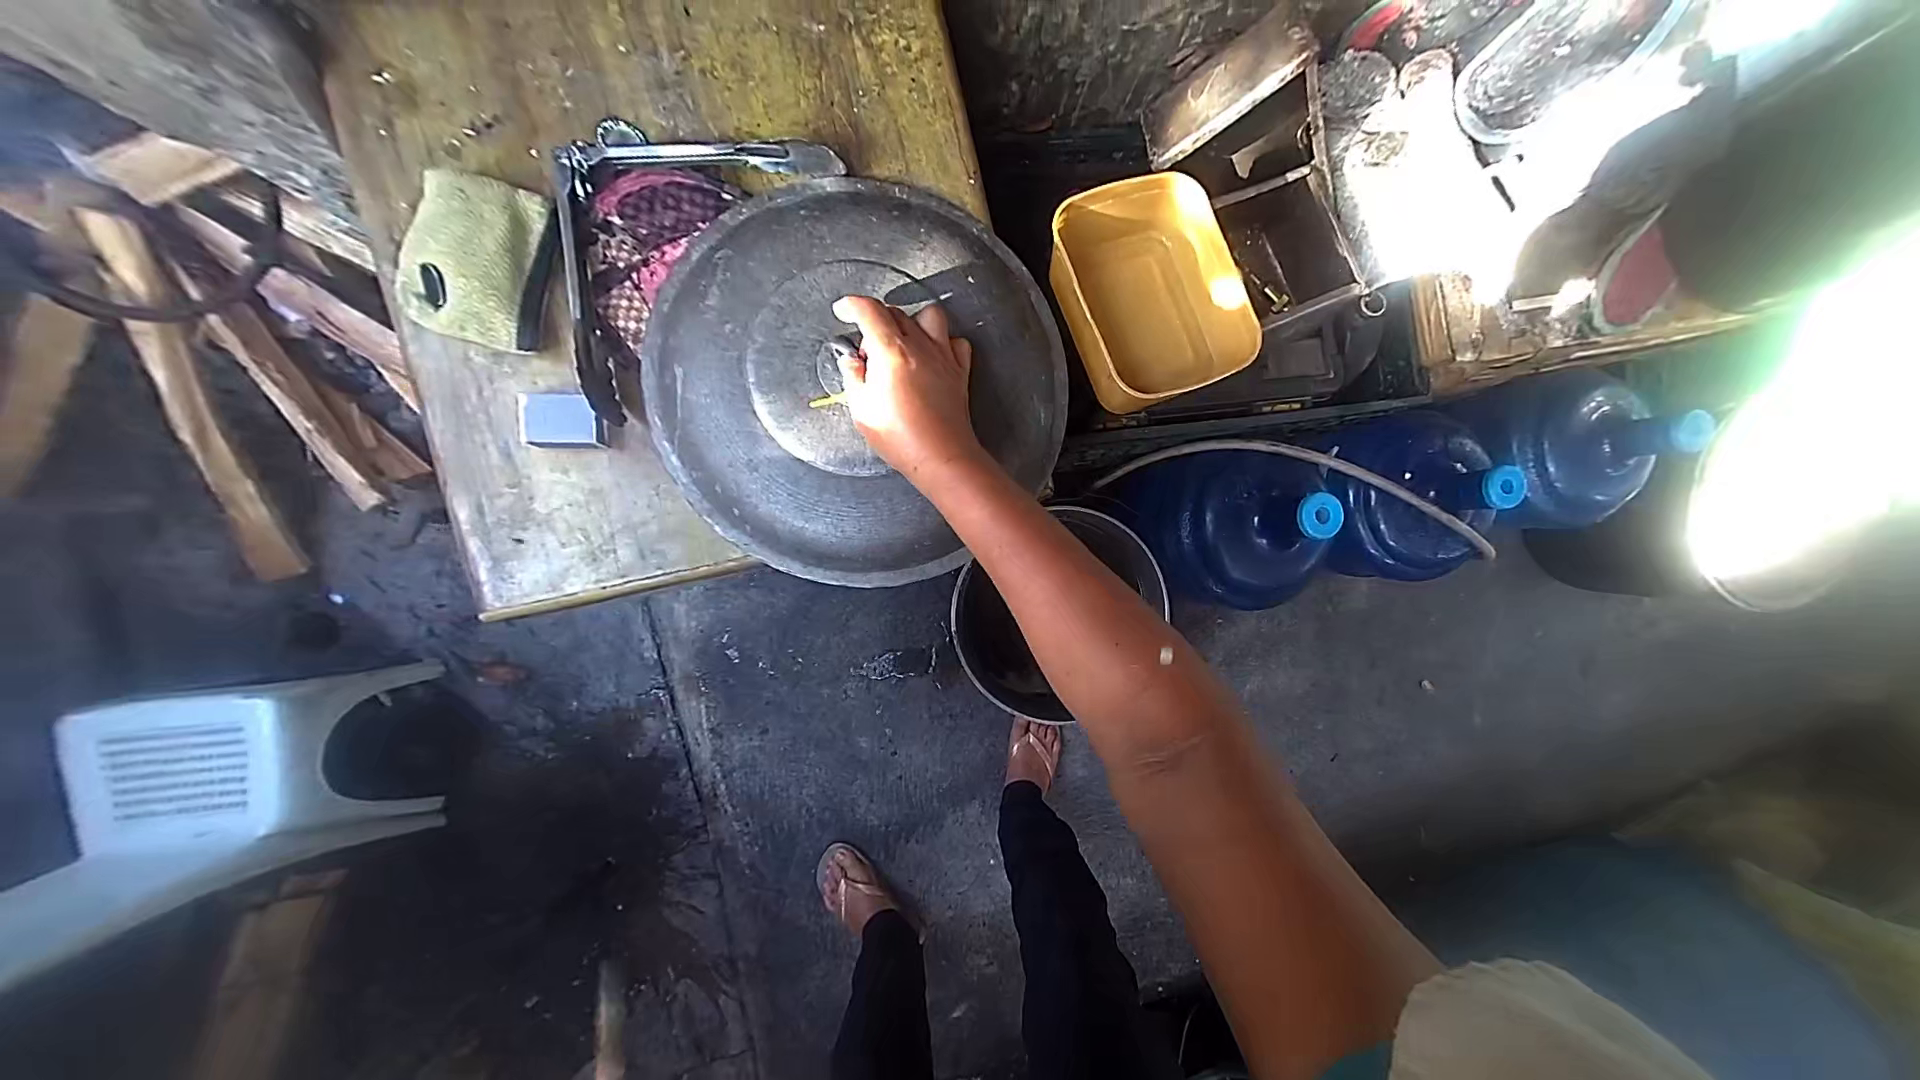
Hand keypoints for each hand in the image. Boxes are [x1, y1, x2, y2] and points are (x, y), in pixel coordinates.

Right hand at [831, 295, 987, 483]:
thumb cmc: (901, 439)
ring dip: (912, 322)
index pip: (868, 310)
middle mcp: (920, 346)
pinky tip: (931, 356)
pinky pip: (955, 341)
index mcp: (891, 351)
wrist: (941, 456)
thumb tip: (850, 360)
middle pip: (896, 312)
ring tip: (901, 344)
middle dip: (876, 322)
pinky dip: (942, 341)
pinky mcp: (959, 371)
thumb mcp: (861, 409)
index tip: (844, 310)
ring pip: (929, 316)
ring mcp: (943, 356)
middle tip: (868, 352)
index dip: (851, 305)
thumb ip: (853, 376)